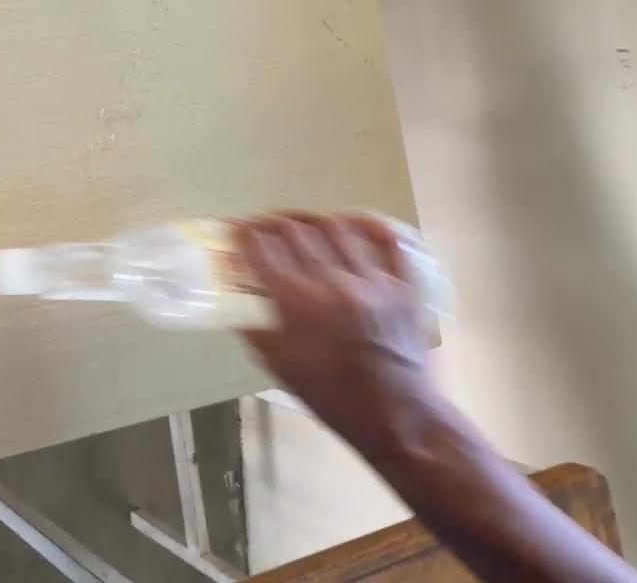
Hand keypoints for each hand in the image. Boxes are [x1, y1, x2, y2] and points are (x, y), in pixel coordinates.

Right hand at [235, 210, 440, 459]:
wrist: (399, 418)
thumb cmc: (330, 395)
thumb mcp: (276, 362)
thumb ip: (251, 323)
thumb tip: (234, 295)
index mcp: (296, 301)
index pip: (259, 248)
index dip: (240, 232)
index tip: (232, 229)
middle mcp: (331, 283)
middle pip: (292, 230)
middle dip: (268, 222)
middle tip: (259, 226)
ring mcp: (372, 283)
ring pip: (334, 228)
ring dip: (308, 219)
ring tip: (297, 222)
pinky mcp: (404, 288)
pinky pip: (389, 243)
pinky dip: (367, 225)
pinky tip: (350, 221)